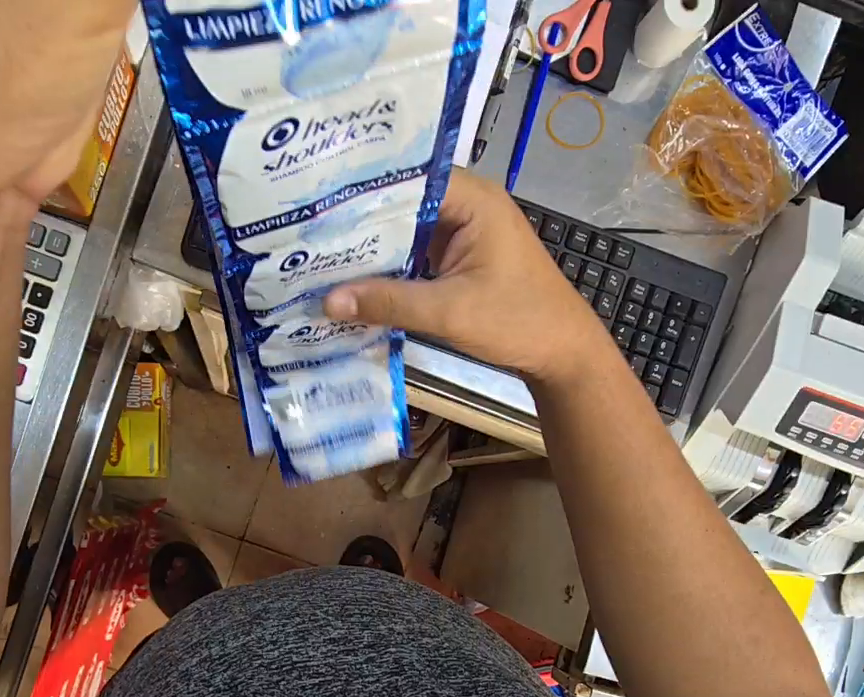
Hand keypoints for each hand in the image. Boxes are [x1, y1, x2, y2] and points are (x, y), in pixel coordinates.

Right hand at [323, 170, 619, 385]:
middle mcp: (465, 206)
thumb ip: (389, 303)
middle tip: (303, 232)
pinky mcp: (455, 260)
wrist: (560, 353)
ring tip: (315, 255)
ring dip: (368, 248)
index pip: (406, 176)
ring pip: (403, 232)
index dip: (361, 188)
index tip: (315, 202)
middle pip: (400, 203)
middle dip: (356, 221)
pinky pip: (412, 256)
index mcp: (472, 199)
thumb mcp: (449, 313)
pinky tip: (350, 280)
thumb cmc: (518, 322)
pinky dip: (386, 269)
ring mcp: (460, 234)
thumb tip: (328, 301)